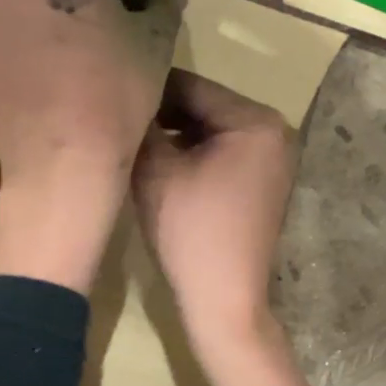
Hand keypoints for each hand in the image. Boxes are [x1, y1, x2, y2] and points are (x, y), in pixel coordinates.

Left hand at [0, 0, 186, 290]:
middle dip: (80, 13)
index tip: (138, 17)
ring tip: (83, 77)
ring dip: (53, 43)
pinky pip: (10, 66)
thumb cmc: (111, 92)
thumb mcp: (154, 44)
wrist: (61, 164)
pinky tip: (56, 99)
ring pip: (27, 31)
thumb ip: (163, 9)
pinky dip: (32, 73)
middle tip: (112, 47)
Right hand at [132, 70, 295, 338]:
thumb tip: (125, 100)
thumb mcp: (156, 171)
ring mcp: (273, 160)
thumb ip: (142, 126)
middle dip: (162, 114)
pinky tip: (162, 169)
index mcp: (255, 121)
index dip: (147, 90)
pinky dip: (193, 156)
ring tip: (135, 145)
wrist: (224, 299)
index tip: (111, 94)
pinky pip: (222, 155)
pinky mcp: (264, 185)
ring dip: (175, 136)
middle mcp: (274, 132)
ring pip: (211, 132)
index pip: (191, 85)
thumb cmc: (191, 231)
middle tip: (121, 122)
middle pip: (204, 107)